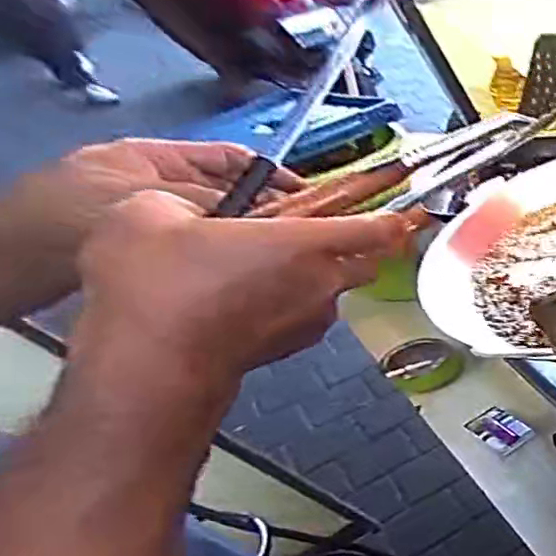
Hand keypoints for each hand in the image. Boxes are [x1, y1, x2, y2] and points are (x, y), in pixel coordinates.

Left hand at [10, 139, 301, 246]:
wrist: (33, 251)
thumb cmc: (83, 207)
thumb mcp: (154, 193)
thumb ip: (213, 199)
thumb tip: (269, 216)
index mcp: (163, 161)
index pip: (233, 159)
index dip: (273, 175)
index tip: (311, 197)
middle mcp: (174, 188)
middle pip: (240, 194)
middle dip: (274, 210)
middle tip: (311, 231)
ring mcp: (179, 222)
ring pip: (237, 225)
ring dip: (263, 237)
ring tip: (295, 252)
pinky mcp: (185, 255)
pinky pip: (227, 251)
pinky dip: (248, 258)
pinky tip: (270, 270)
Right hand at [72, 192, 411, 388]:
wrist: (160, 353)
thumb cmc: (155, 281)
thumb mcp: (151, 211)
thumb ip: (189, 201)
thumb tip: (196, 208)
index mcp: (303, 245)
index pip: (373, 230)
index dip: (393, 221)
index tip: (404, 216)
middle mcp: (324, 281)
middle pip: (367, 260)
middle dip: (358, 244)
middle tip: (326, 229)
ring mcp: (319, 313)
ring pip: (337, 285)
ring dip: (319, 271)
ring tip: (269, 259)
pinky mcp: (304, 336)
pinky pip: (314, 307)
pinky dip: (298, 295)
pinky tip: (255, 291)